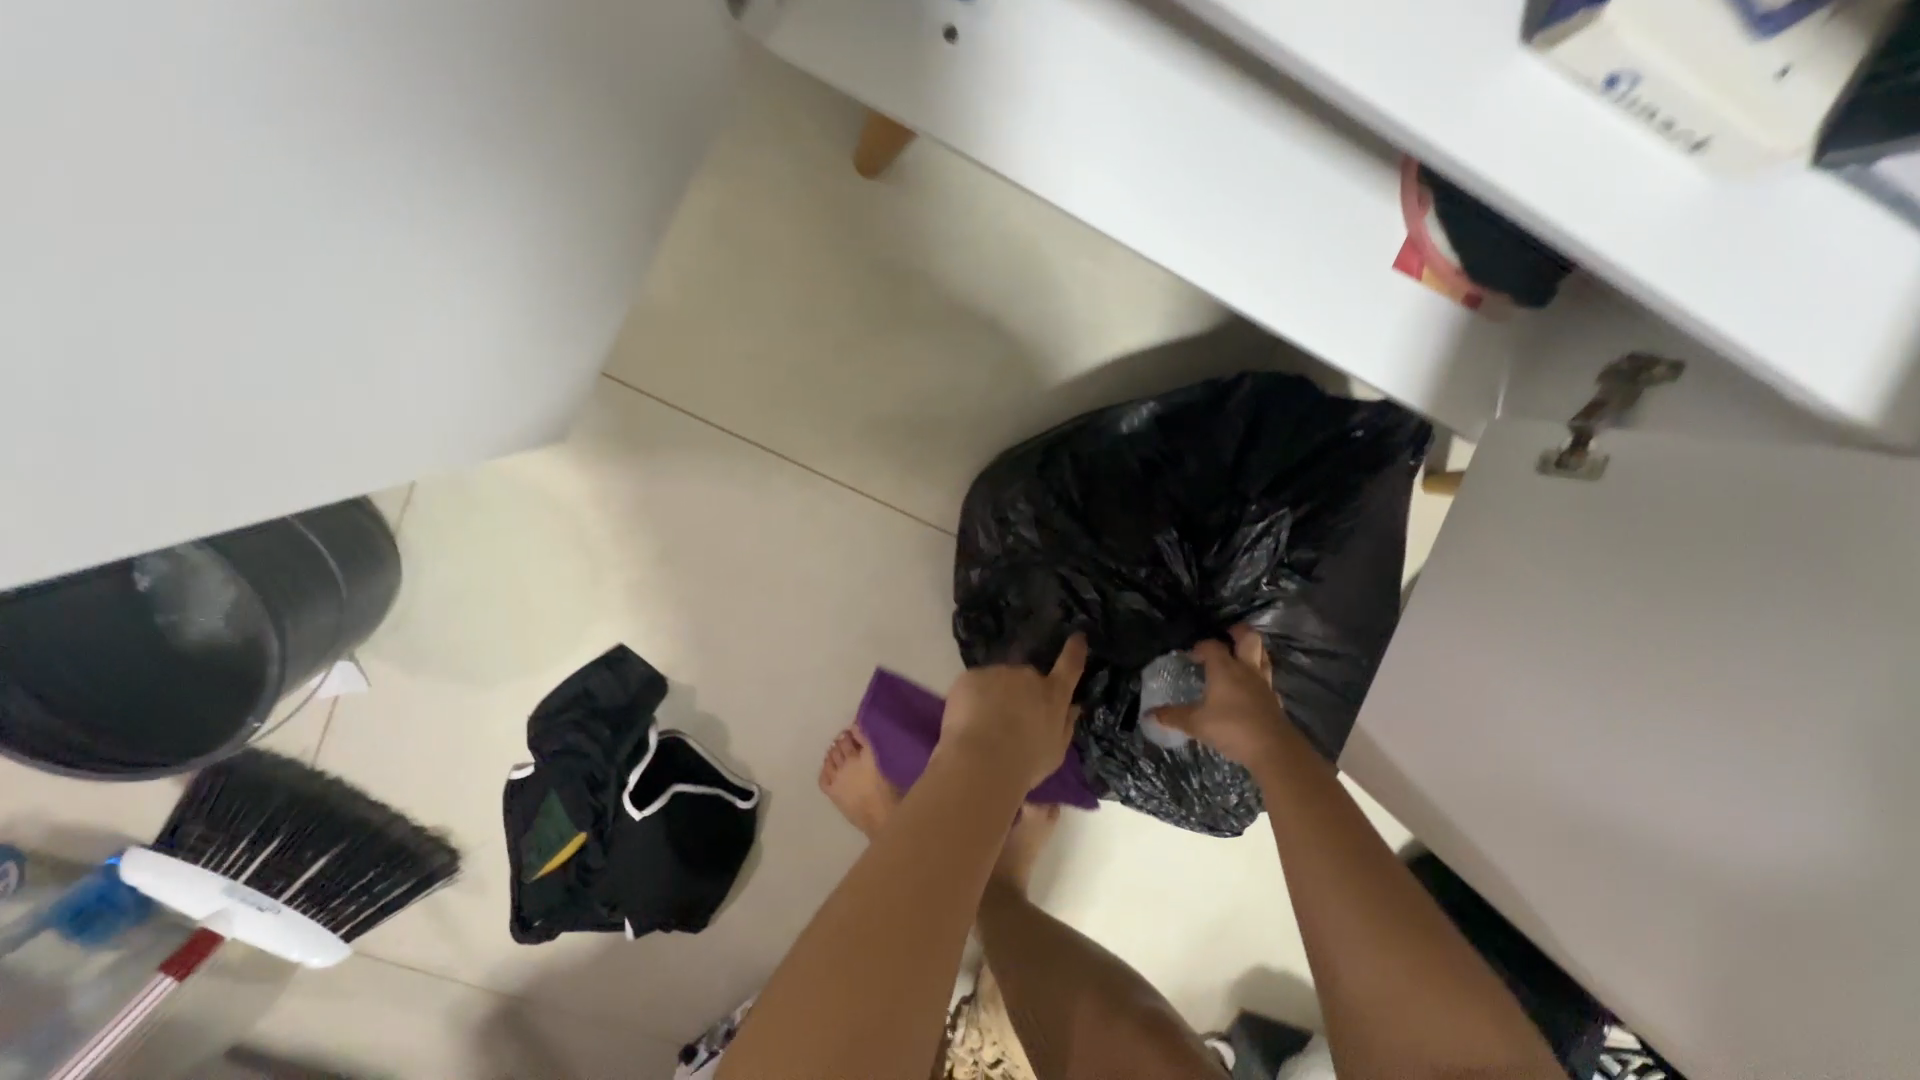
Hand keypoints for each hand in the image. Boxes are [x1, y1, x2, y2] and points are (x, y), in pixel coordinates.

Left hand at [939, 634, 1087, 789]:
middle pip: (1026, 679)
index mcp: (1053, 695)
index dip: (1074, 650)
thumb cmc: (1025, 763)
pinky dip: (971, 699)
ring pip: (997, 681)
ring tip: (984, 727)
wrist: (982, 761)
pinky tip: (967, 722)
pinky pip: (973, 685)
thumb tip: (1073, 707)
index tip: (1077, 637)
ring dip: (994, 696)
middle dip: (1019, 693)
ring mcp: (998, 672)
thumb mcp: (1055, 752)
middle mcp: (1028, 676)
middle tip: (1008, 721)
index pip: (1070, 666)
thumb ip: (1064, 725)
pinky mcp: (971, 676)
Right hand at [1153, 625, 1293, 769]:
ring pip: (1263, 655)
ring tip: (1242, 655)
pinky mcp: (1275, 699)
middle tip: (1228, 634)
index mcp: (1224, 669)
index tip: (1191, 656)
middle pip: (1248, 638)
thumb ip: (1173, 716)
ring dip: (1253, 651)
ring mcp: (1264, 683)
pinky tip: (1253, 689)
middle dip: (1238, 631)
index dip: (1200, 646)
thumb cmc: (1231, 728)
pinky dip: (1260, 679)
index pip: (1212, 646)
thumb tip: (1149, 715)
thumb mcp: (1195, 724)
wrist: (1272, 748)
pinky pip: (1268, 681)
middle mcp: (1246, 670)